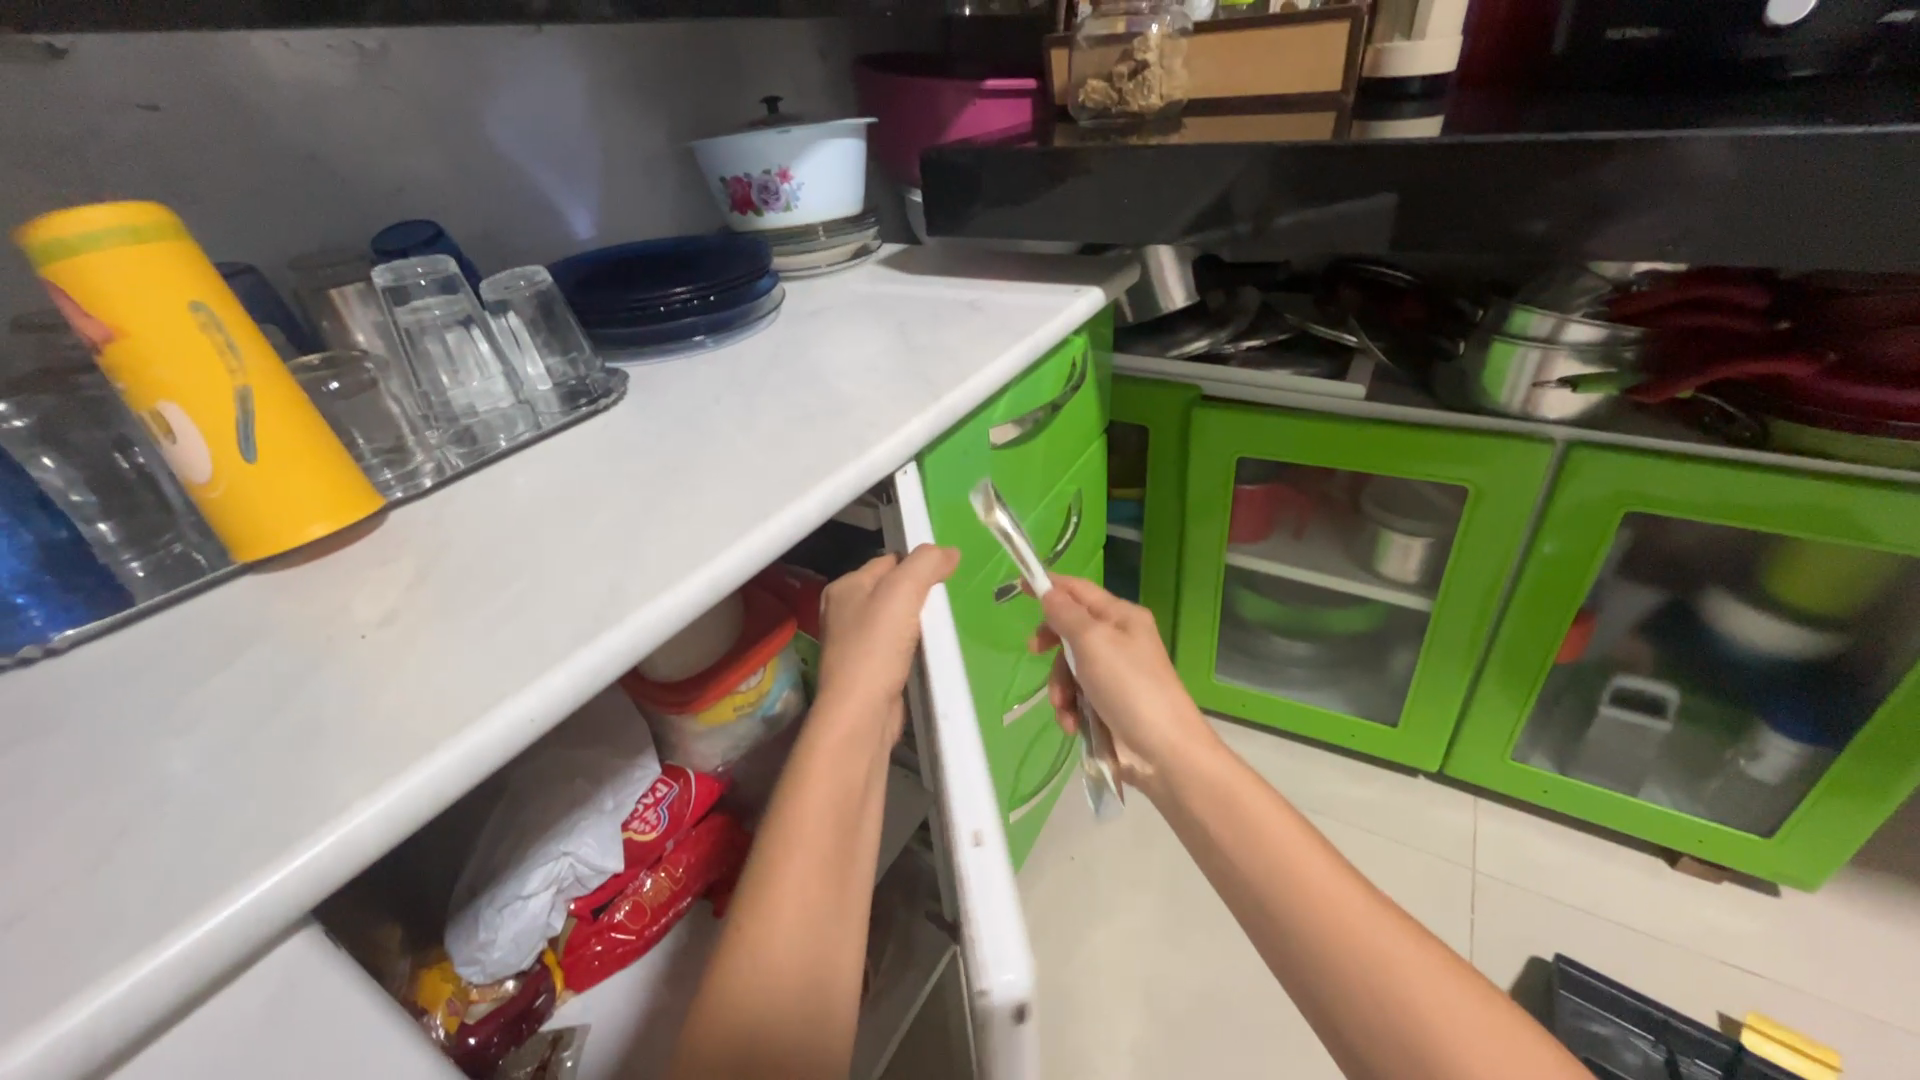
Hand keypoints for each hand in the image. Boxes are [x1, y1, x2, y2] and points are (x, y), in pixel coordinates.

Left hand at [815, 545, 960, 736]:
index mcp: (845, 587)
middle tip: (945, 603)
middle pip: (893, 590)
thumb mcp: (902, 591)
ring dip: (919, 622)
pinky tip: (928, 653)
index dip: (918, 563)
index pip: (889, 560)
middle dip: (920, 594)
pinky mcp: (868, 670)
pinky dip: (914, 646)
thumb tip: (949, 551)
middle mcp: (844, 611)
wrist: (861, 713)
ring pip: (896, 619)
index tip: (946, 575)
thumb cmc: (876, 647)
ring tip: (941, 627)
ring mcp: (854, 643)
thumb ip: (926, 563)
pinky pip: (897, 647)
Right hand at [1030, 575, 1214, 793]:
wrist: (1163, 750)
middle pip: (1071, 629)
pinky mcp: (1109, 703)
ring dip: (1060, 687)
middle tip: (1034, 651)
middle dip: (1052, 645)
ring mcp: (1114, 673)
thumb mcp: (1093, 642)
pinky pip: (1077, 695)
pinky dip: (1071, 709)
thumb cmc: (1129, 686)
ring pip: (1070, 667)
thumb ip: (1066, 614)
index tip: (1020, 586)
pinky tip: (1074, 724)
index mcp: (1121, 616)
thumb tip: (1048, 591)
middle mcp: (1119, 640)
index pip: (1079, 590)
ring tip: (1065, 707)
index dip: (1051, 586)